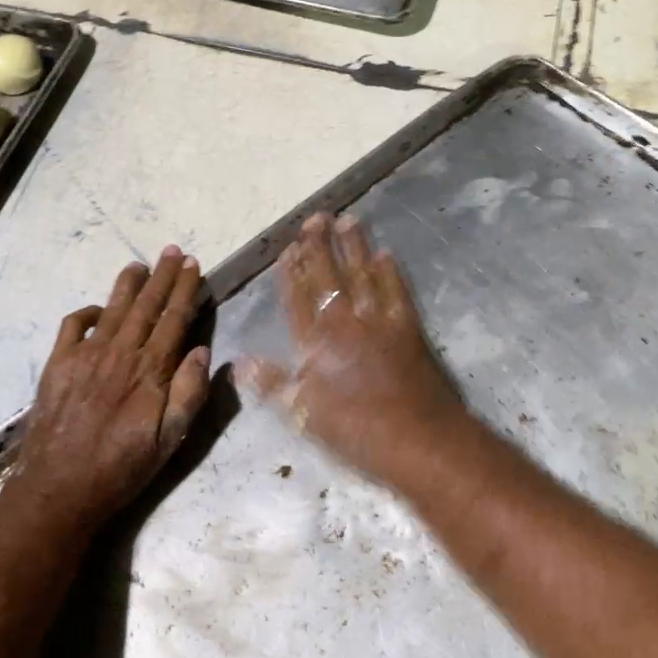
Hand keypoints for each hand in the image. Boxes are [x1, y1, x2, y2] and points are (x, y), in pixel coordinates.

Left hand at [9, 246, 211, 529]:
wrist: (58, 488)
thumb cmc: (121, 469)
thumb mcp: (169, 441)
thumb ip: (188, 394)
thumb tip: (203, 351)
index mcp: (149, 371)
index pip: (173, 320)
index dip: (185, 290)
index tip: (194, 265)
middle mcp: (119, 354)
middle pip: (146, 306)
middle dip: (162, 276)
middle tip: (173, 250)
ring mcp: (86, 356)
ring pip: (113, 309)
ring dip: (128, 284)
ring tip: (140, 265)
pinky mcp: (58, 365)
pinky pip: (73, 326)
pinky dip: (87, 312)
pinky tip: (98, 309)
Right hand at [236, 213, 468, 483]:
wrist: (417, 439)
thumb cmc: (356, 432)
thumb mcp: (303, 415)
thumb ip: (272, 383)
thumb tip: (239, 361)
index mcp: (316, 343)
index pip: (298, 298)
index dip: (293, 272)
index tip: (289, 248)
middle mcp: (345, 323)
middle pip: (329, 277)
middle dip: (320, 246)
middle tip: (316, 217)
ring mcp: (378, 322)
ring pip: (362, 275)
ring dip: (354, 247)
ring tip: (347, 219)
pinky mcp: (408, 328)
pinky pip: (396, 291)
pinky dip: (390, 271)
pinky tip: (385, 253)